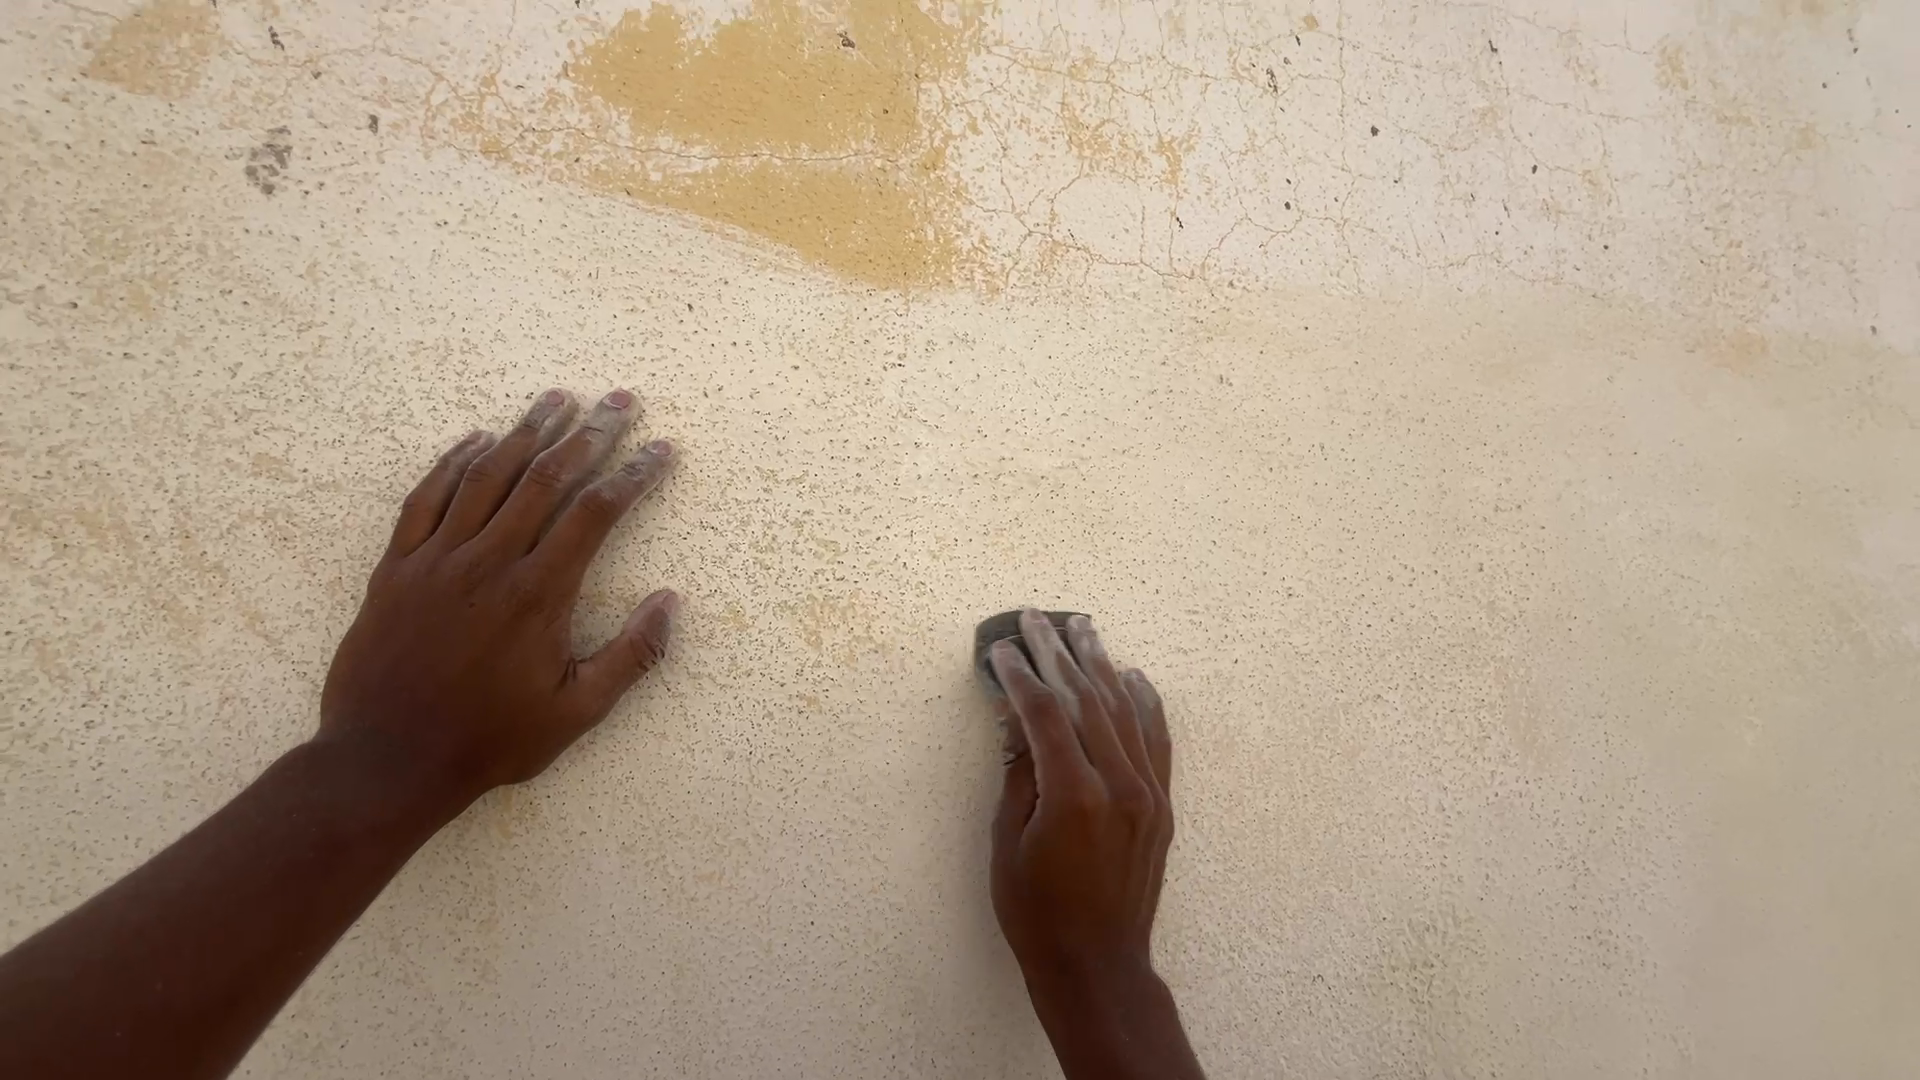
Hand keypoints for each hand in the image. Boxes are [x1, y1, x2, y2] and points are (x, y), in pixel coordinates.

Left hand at [319, 387, 678, 807]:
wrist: (384, 763)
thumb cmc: (491, 739)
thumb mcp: (578, 713)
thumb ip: (632, 656)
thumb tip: (669, 601)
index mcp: (540, 593)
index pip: (596, 513)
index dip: (634, 475)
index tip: (661, 449)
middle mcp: (491, 562)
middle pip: (547, 479)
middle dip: (590, 434)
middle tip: (619, 401)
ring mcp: (438, 560)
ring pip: (488, 477)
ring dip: (527, 433)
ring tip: (557, 399)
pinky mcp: (396, 568)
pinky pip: (425, 499)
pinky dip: (453, 463)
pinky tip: (477, 439)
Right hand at [989, 611, 1201, 1079]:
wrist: (1099, 965)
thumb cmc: (1038, 912)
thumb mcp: (1008, 841)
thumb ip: (1017, 772)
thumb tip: (1014, 716)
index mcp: (1073, 793)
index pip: (1043, 712)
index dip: (1018, 675)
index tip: (1000, 649)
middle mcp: (1118, 783)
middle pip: (1085, 698)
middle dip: (1056, 653)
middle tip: (1036, 617)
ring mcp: (1147, 791)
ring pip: (1125, 708)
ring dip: (1100, 663)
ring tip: (1083, 626)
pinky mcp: (1161, 803)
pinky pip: (1157, 737)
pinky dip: (1145, 700)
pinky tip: (1133, 674)